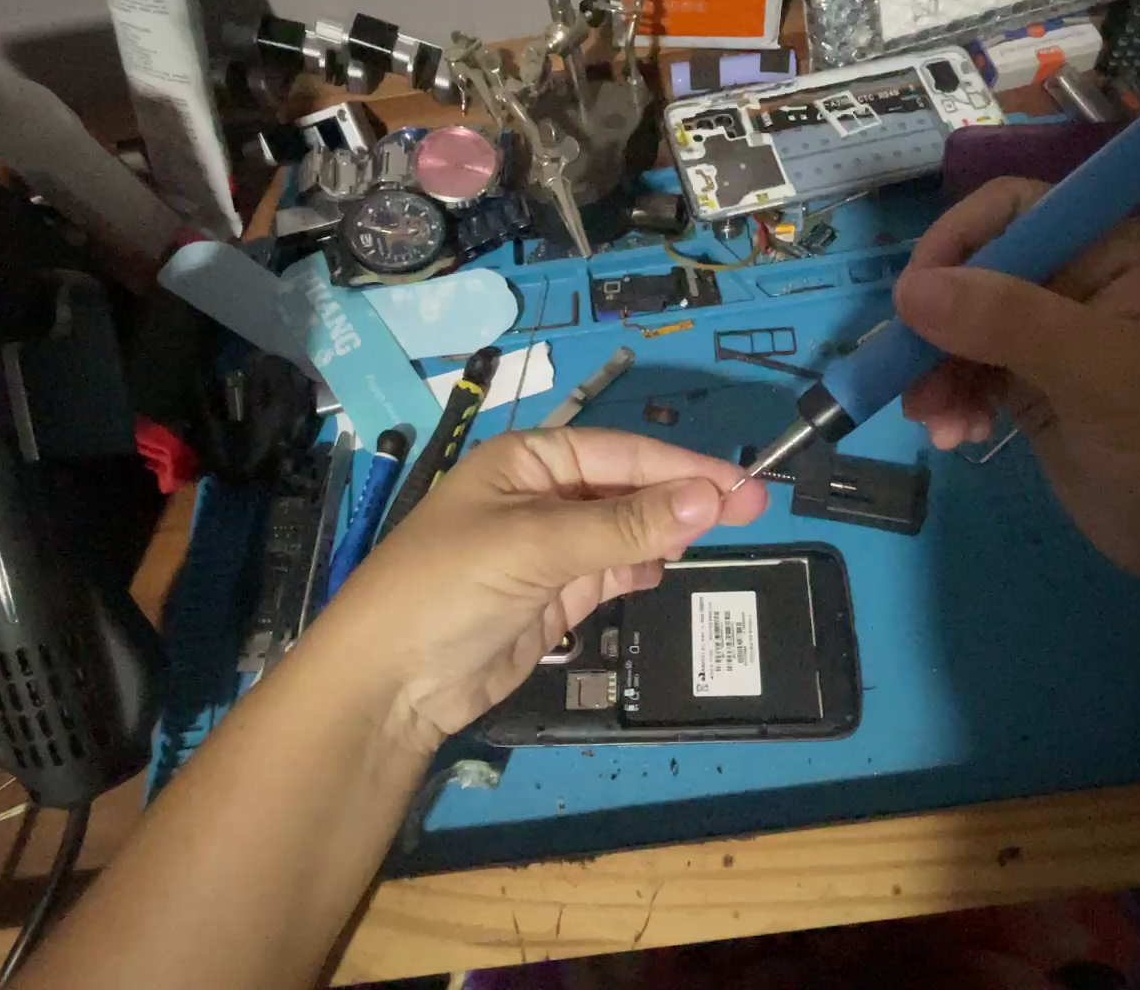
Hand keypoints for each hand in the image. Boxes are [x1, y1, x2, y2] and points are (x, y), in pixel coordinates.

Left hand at [323, 429, 766, 749]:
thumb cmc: (449, 588)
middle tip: (750, 509)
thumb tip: (710, 497)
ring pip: (625, 531)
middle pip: (628, 489)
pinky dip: (638, 568)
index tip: (740, 485)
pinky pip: (611, 570)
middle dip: (682, 498)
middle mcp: (543, 496)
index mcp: (529, 462)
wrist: (388, 686)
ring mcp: (550, 548)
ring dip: (664, 534)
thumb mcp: (537, 546)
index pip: (621, 454)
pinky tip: (660, 571)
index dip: (682, 467)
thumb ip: (625, 525)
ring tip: (710, 538)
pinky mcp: (556, 593)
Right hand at [892, 177, 1139, 591]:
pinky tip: (957, 437)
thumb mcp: (1099, 374)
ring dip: (936, 375)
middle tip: (911, 380)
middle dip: (936, 329)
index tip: (913, 298)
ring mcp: (1051, 344)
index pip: (1014, 211)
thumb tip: (908, 290)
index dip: (957, 242)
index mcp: (1109, 256)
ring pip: (961, 333)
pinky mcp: (1033, 393)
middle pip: (975, 278)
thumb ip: (1007, 323)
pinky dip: (952, 404)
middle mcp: (1075, 288)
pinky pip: (969, 379)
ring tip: (937, 424)